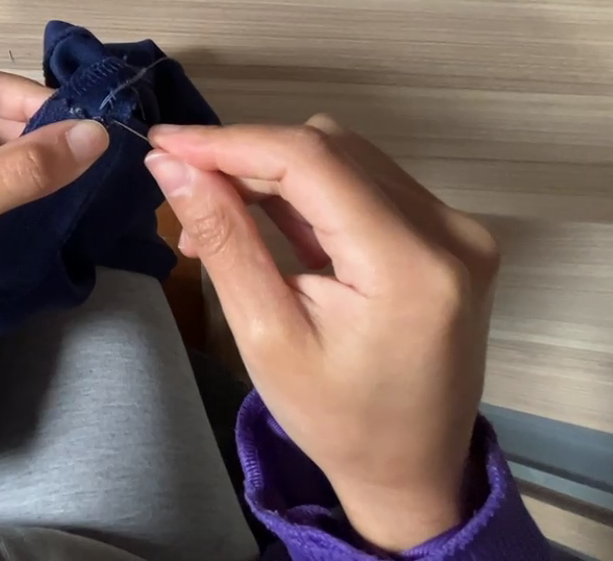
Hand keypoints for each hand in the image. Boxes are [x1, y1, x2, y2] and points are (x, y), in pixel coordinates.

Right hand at [146, 117, 498, 551]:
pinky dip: (294, 186)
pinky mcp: (439, 232)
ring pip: (335, 154)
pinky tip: (256, 217)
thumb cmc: (333, 414)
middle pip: (322, 148)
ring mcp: (450, 229)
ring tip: (215, 216)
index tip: (162, 142)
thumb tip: (168, 165)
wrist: (411, 471)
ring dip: (264, 170)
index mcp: (409, 264)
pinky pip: (353, 177)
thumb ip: (222, 237)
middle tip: (181, 188)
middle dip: (240, 157)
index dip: (228, 141)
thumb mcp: (262, 331)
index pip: (309, 159)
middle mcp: (446, 231)